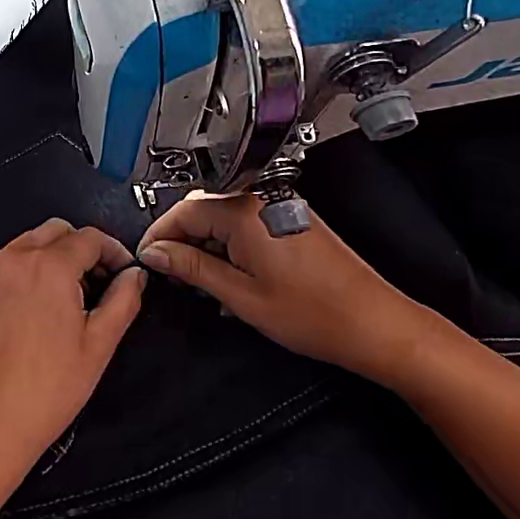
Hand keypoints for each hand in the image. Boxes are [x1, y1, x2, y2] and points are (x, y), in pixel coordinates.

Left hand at [0, 218, 145, 468]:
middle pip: (59, 230)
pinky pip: (7, 263)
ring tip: (68, 298)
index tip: (122, 269)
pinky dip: (26, 272)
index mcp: (49, 267)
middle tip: (99, 280)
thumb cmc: (41, 392)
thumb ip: (125, 298)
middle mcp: (15, 261)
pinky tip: (37, 308)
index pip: (91, 237)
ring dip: (54, 257)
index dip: (114, 251)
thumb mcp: (100, 343)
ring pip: (31, 242)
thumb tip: (134, 276)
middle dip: (83, 249)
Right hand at [136, 194, 444, 383]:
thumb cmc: (314, 313)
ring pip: (223, 217)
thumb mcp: (240, 296)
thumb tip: (158, 253)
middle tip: (172, 277)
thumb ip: (193, 268)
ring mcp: (278, 205)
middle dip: (182, 241)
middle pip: (202, 209)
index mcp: (244, 211)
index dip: (160, 237)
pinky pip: (245, 222)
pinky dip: (229, 244)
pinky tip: (230, 276)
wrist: (372, 320)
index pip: (183, 211)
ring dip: (206, 244)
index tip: (147, 260)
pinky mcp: (290, 216)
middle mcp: (260, 198)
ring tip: (203, 284)